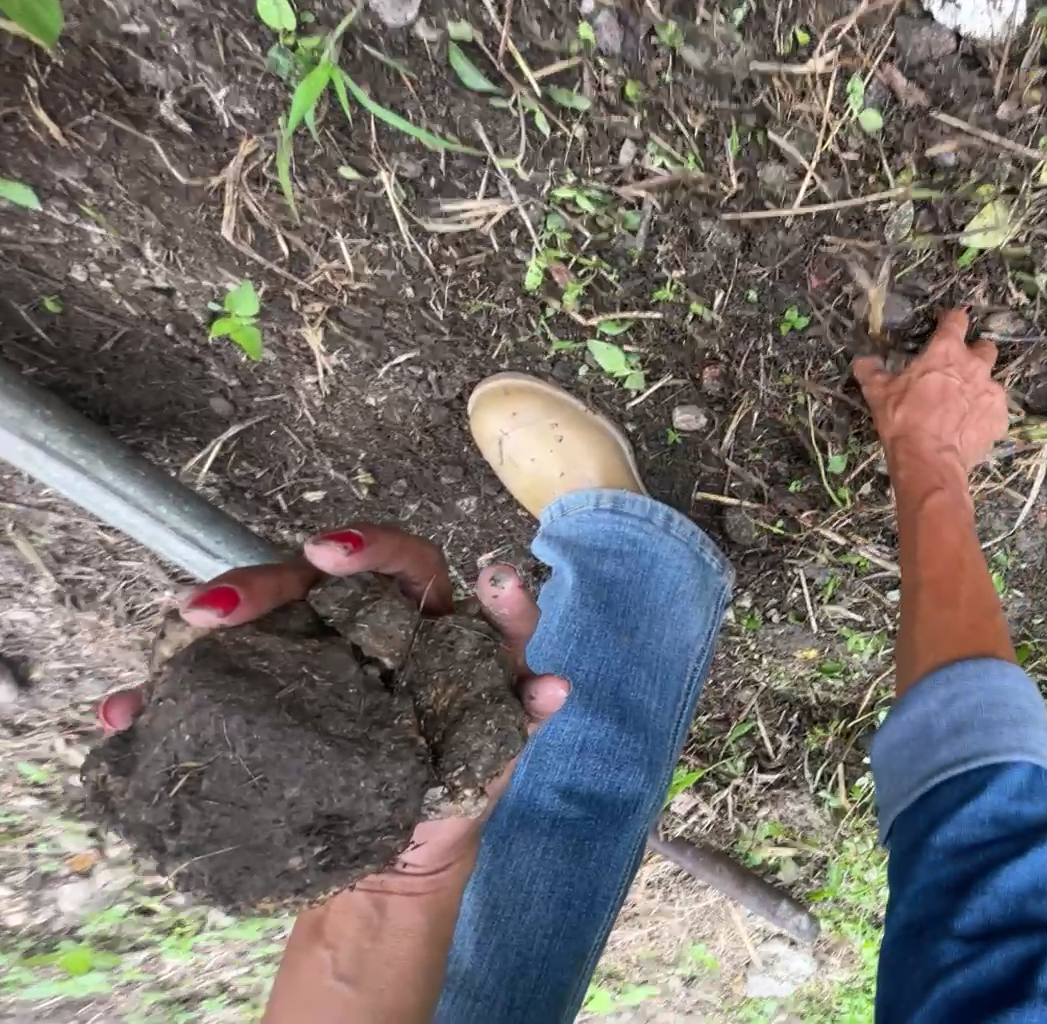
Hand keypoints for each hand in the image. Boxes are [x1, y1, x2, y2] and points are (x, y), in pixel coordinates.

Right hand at [97, 525, 566, 892]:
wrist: (400, 854)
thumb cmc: (459, 782)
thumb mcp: (495, 748)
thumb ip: (521, 712)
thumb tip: (555, 687)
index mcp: (434, 630)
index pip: (416, 570)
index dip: (393, 549)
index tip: (362, 548)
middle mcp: (373, 630)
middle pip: (334, 577)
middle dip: (311, 562)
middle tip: (296, 563)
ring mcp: (314, 659)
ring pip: (272, 608)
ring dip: (237, 598)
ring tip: (198, 615)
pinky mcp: (263, 699)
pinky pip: (211, 683)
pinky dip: (170, 690)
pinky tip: (135, 706)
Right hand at [853, 308, 1007, 479]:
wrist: (929, 461)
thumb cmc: (903, 420)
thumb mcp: (879, 393)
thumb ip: (871, 372)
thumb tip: (863, 361)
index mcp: (946, 351)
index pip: (956, 320)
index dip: (952, 320)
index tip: (946, 324)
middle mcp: (975, 366)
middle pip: (985, 348)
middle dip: (975, 354)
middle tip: (958, 370)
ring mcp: (992, 393)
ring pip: (992, 382)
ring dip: (979, 388)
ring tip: (962, 407)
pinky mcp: (999, 419)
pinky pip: (995, 411)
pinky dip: (984, 416)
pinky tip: (969, 428)